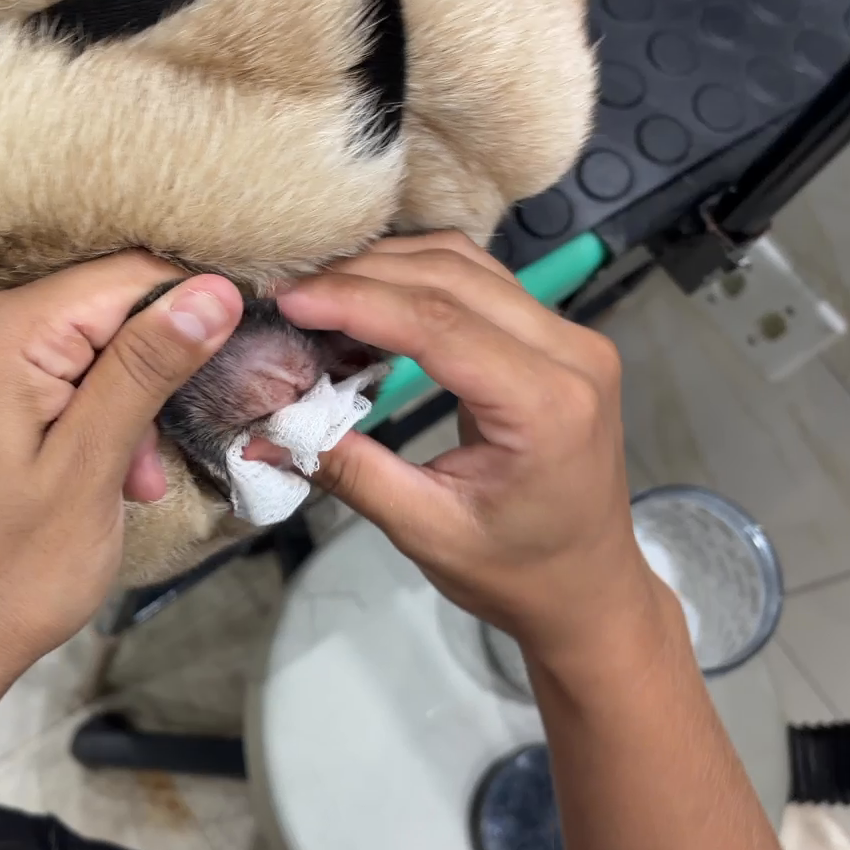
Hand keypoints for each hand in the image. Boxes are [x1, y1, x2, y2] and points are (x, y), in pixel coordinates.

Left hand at [0, 253, 242, 785]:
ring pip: (65, 342)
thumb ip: (146, 368)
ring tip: (123, 478)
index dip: (184, 314)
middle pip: (89, 311)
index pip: (118, 280)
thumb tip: (211, 292)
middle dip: (138, 376)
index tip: (221, 367)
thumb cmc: (10, 576)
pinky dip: (68, 407)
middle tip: (149, 460)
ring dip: (108, 401)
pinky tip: (80, 465)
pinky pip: (28, 366)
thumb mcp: (90, 470)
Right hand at [277, 232, 659, 672]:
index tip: (287, 299)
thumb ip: (346, 470)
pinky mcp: (554, 335)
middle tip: (286, 292)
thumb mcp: (423, 528)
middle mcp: (570, 351)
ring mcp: (568, 336)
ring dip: (384, 265)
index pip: (437, 323)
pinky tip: (368, 293)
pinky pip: (477, 279)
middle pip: (450, 276)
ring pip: (464, 263)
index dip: (354, 301)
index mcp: (545, 405)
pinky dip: (414, 275)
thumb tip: (261, 435)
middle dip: (359, 275)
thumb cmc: (512, 570)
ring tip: (316, 289)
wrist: (588, 586)